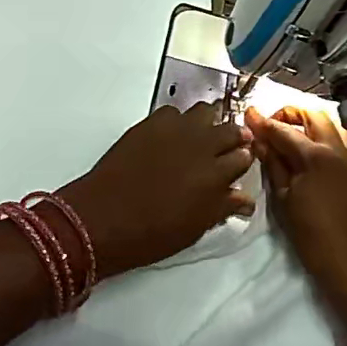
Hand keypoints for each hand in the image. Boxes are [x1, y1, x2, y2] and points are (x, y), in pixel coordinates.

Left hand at [59, 102, 254, 276]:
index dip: (242, 160)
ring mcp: (176, 131)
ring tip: (201, 136)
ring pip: (205, 112)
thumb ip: (221, 207)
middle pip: (231, 129)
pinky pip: (173, 112)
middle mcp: (201, 146)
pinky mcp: (151, 124)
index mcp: (216, 175)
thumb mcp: (194, 228)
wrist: (102, 219)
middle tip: (227, 146)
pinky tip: (171, 136)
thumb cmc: (149, 233)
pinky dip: (177, 121)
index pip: (244, 157)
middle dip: (233, 137)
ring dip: (208, 122)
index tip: (238, 165)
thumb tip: (242, 199)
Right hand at [245, 107, 346, 301]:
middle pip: (312, 115)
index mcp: (315, 155)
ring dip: (311, 123)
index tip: (248, 113)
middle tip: (270, 127)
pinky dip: (327, 136)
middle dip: (289, 114)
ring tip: (293, 137)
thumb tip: (261, 142)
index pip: (283, 129)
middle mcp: (337, 148)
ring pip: (332, 123)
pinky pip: (344, 139)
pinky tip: (314, 152)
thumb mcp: (285, 202)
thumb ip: (274, 166)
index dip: (263, 121)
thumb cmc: (315, 238)